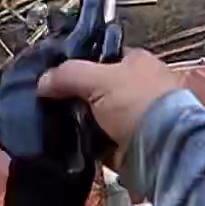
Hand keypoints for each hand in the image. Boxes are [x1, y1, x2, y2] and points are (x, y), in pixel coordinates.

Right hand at [37, 49, 182, 148]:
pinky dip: (90, 145)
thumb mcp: (99, 78)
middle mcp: (138, 90)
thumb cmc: (139, 103)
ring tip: (59, 124)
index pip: (104, 57)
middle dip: (78, 97)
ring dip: (82, 123)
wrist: (161, 148)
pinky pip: (101, 143)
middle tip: (54, 101)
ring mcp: (135, 119)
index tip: (58, 74)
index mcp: (137, 63)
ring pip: (98, 118)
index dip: (81, 63)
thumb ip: (68, 75)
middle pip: (98, 90)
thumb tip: (43, 81)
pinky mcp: (130, 145)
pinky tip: (74, 143)